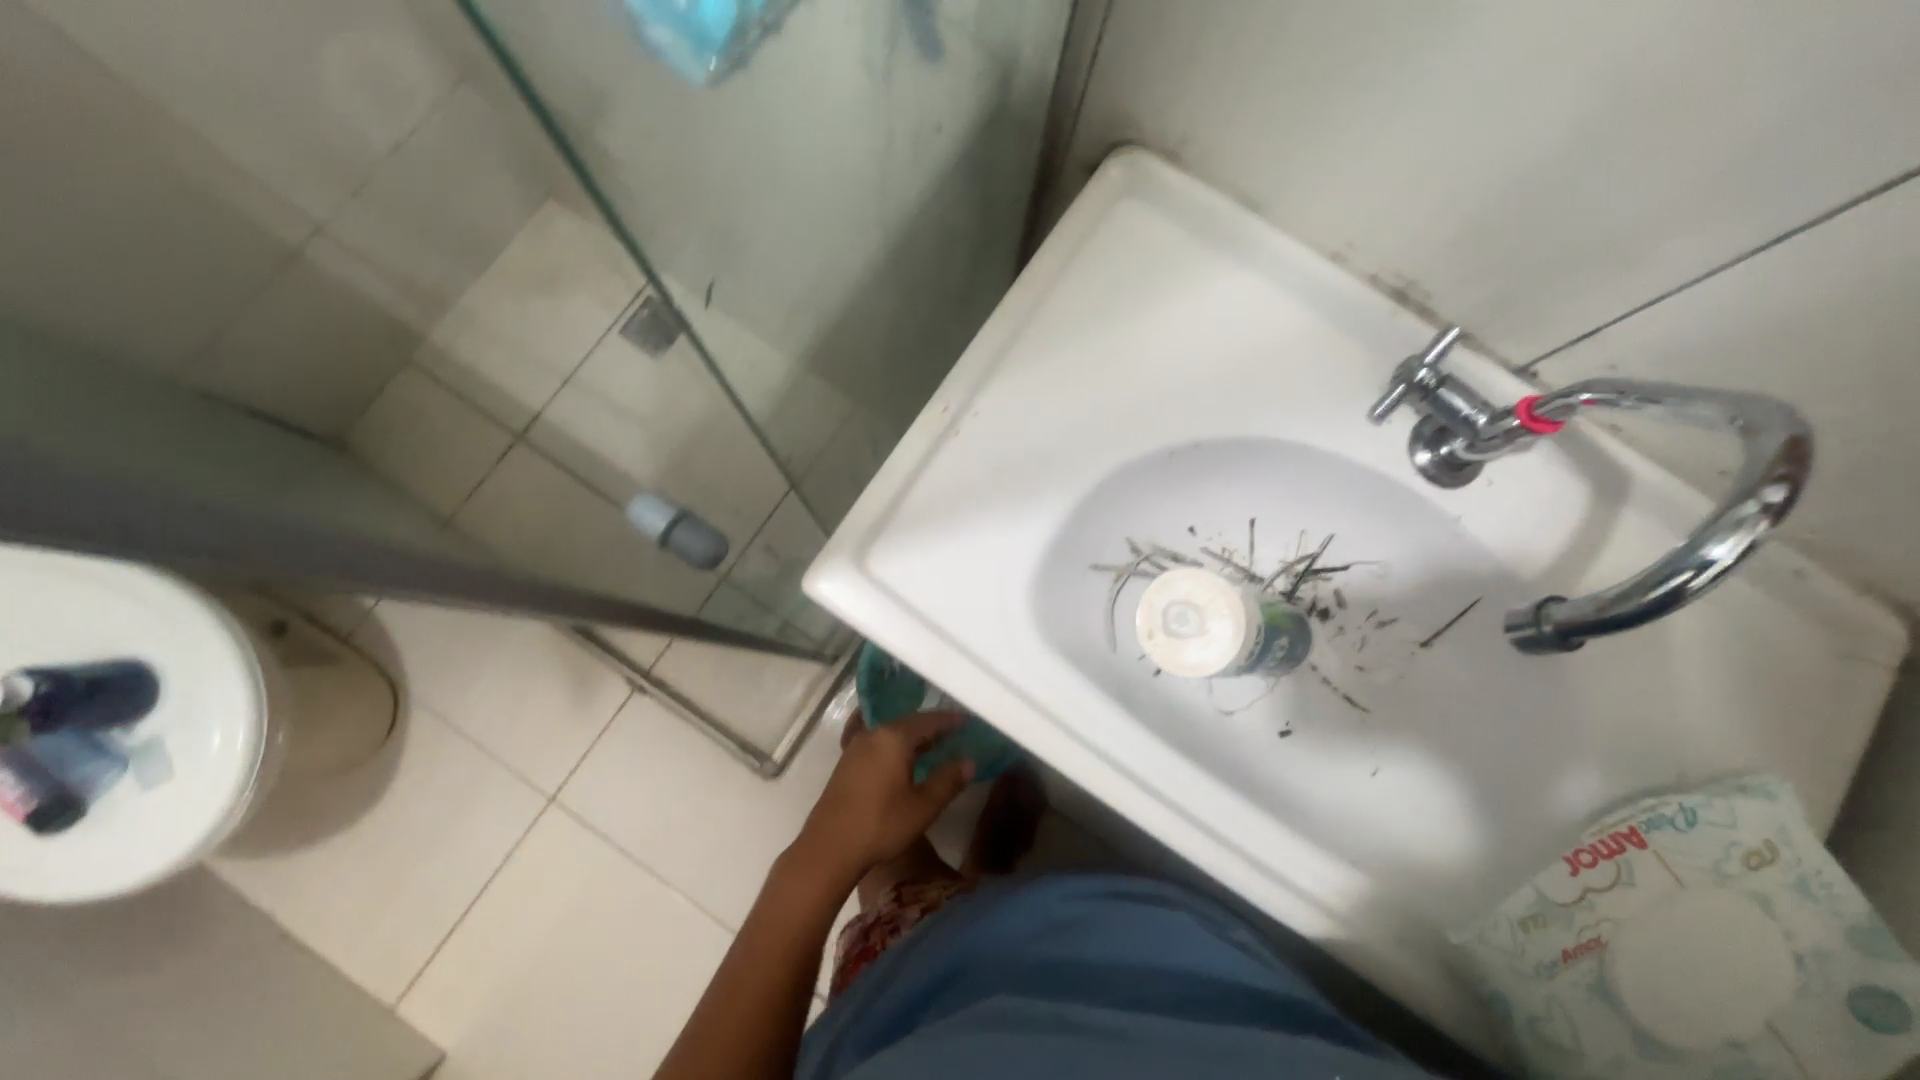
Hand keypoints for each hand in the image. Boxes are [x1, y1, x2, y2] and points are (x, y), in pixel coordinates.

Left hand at [790, 711, 974, 883]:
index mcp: (893, 738)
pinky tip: (899, 756)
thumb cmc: (881, 825)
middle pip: (908, 722)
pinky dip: (894, 744)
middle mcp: (873, 734)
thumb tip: (969, 761)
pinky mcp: (846, 762)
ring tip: (932, 745)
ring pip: (890, 732)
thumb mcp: (923, 806)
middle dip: (932, 726)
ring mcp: (855, 747)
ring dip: (912, 736)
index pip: (928, 721)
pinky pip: (877, 742)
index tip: (968, 721)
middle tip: (955, 732)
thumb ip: (948, 780)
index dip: (950, 720)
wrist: (829, 848)